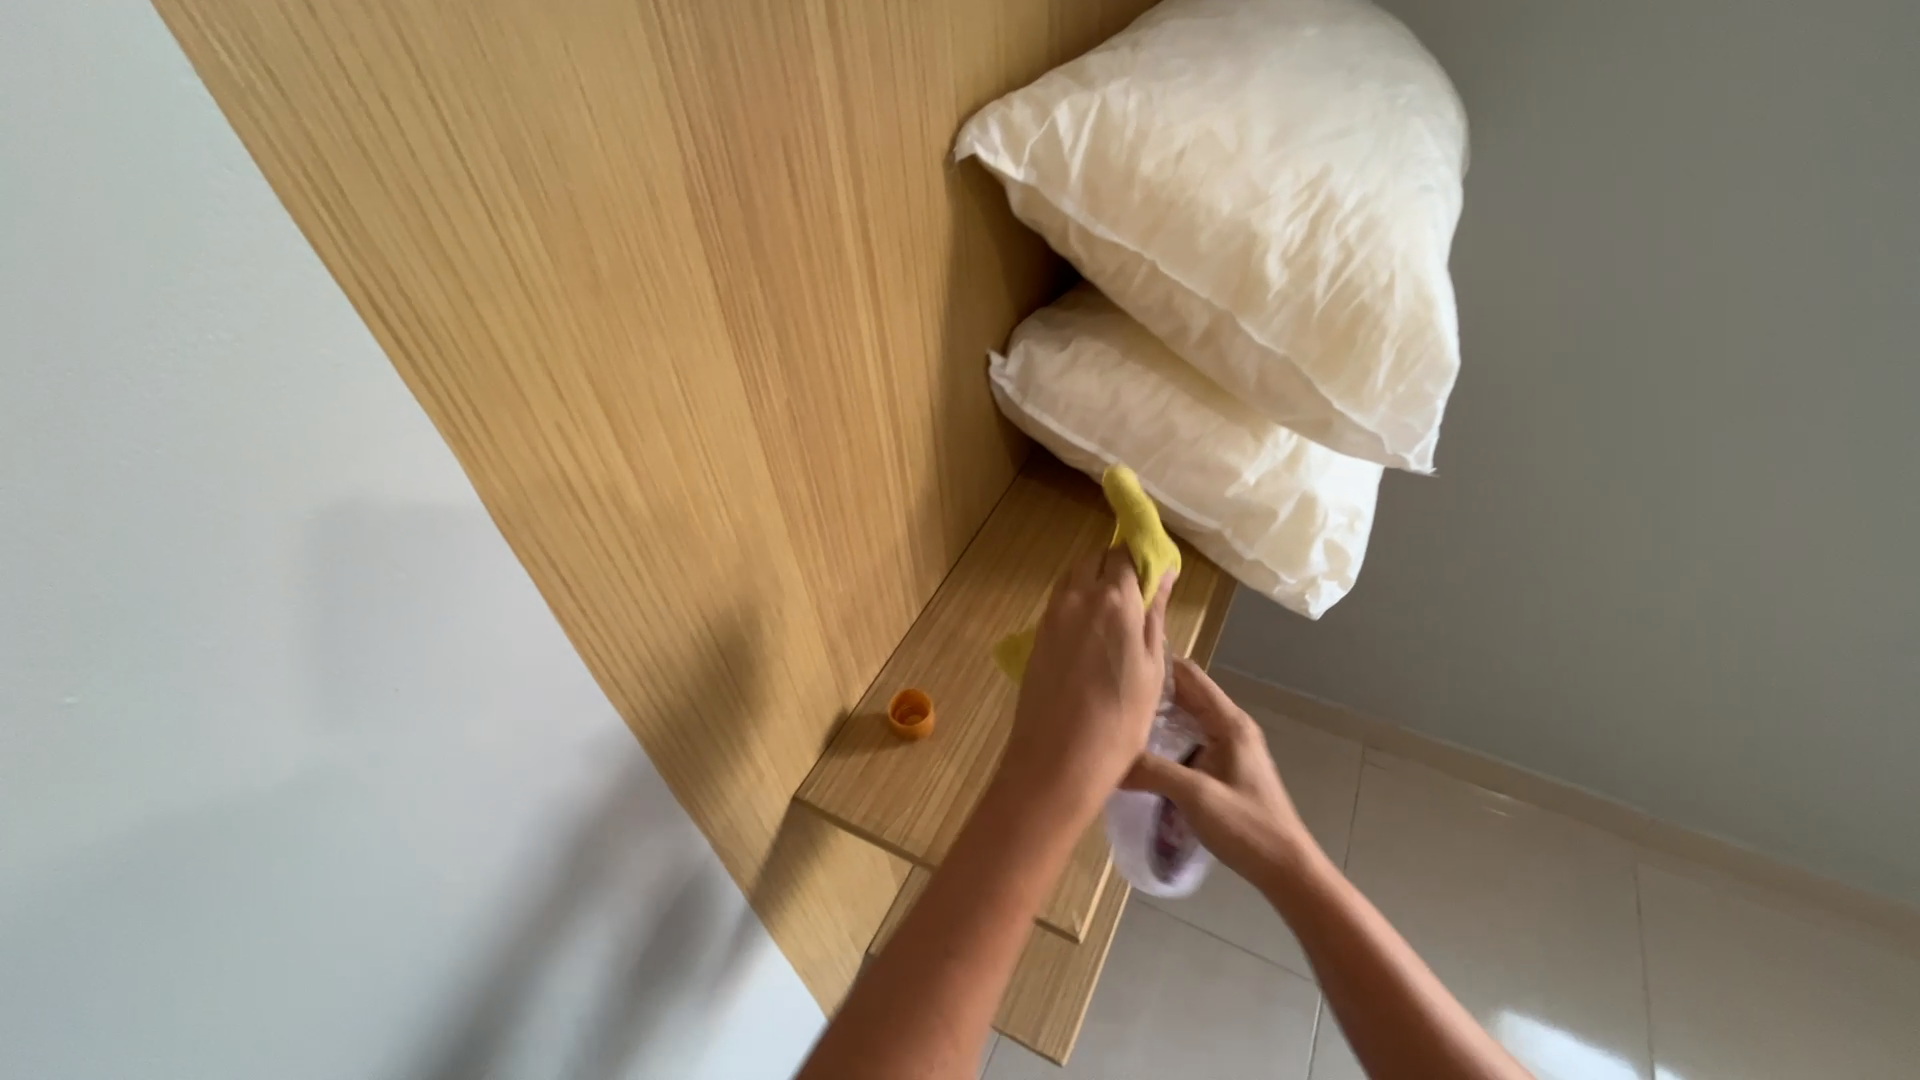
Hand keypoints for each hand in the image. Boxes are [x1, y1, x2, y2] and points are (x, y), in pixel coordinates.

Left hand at [1000, 547, 1173, 817]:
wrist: (1058, 758)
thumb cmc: (1120, 719)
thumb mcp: (1152, 668)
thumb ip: (1155, 614)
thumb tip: (1164, 573)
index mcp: (1114, 599)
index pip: (1125, 554)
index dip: (1140, 560)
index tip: (1152, 577)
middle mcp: (1079, 596)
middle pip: (1095, 559)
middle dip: (1114, 567)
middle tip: (1134, 599)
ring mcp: (1052, 614)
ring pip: (1073, 578)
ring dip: (1092, 583)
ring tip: (1114, 620)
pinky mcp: (1037, 634)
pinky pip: (1059, 603)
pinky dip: (1076, 605)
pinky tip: (1091, 637)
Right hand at [1123, 658, 1317, 889]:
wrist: (1286, 869)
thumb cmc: (1247, 826)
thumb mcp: (1195, 795)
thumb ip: (1151, 771)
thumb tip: (1108, 761)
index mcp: (1229, 722)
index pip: (1188, 675)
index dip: (1156, 664)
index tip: (1118, 666)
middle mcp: (1229, 727)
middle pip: (1185, 694)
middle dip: (1149, 692)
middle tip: (1108, 696)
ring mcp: (1227, 748)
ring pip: (1184, 720)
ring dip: (1154, 718)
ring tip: (1115, 721)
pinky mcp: (1221, 769)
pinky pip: (1186, 742)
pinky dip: (1163, 741)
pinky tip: (1139, 755)